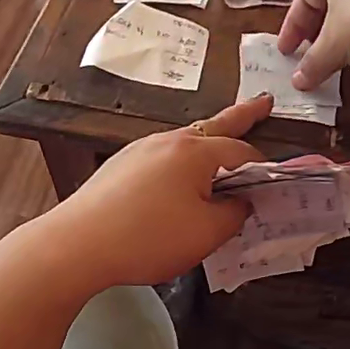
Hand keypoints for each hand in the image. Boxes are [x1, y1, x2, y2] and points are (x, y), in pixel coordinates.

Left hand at [42, 95, 273, 288]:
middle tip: (264, 103)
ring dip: (210, 144)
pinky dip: (183, 164)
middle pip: (216, 126)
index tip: (274, 183)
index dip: (262, 168)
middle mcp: (168, 141)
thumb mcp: (207, 233)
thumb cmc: (148, 238)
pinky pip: (164, 158)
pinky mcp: (121, 166)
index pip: (242, 151)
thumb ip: (234, 214)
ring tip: (224, 150)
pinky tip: (182, 184)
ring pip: (187, 142)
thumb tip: (241, 202)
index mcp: (195, 152)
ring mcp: (141, 150)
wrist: (76, 245)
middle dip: (244, 115)